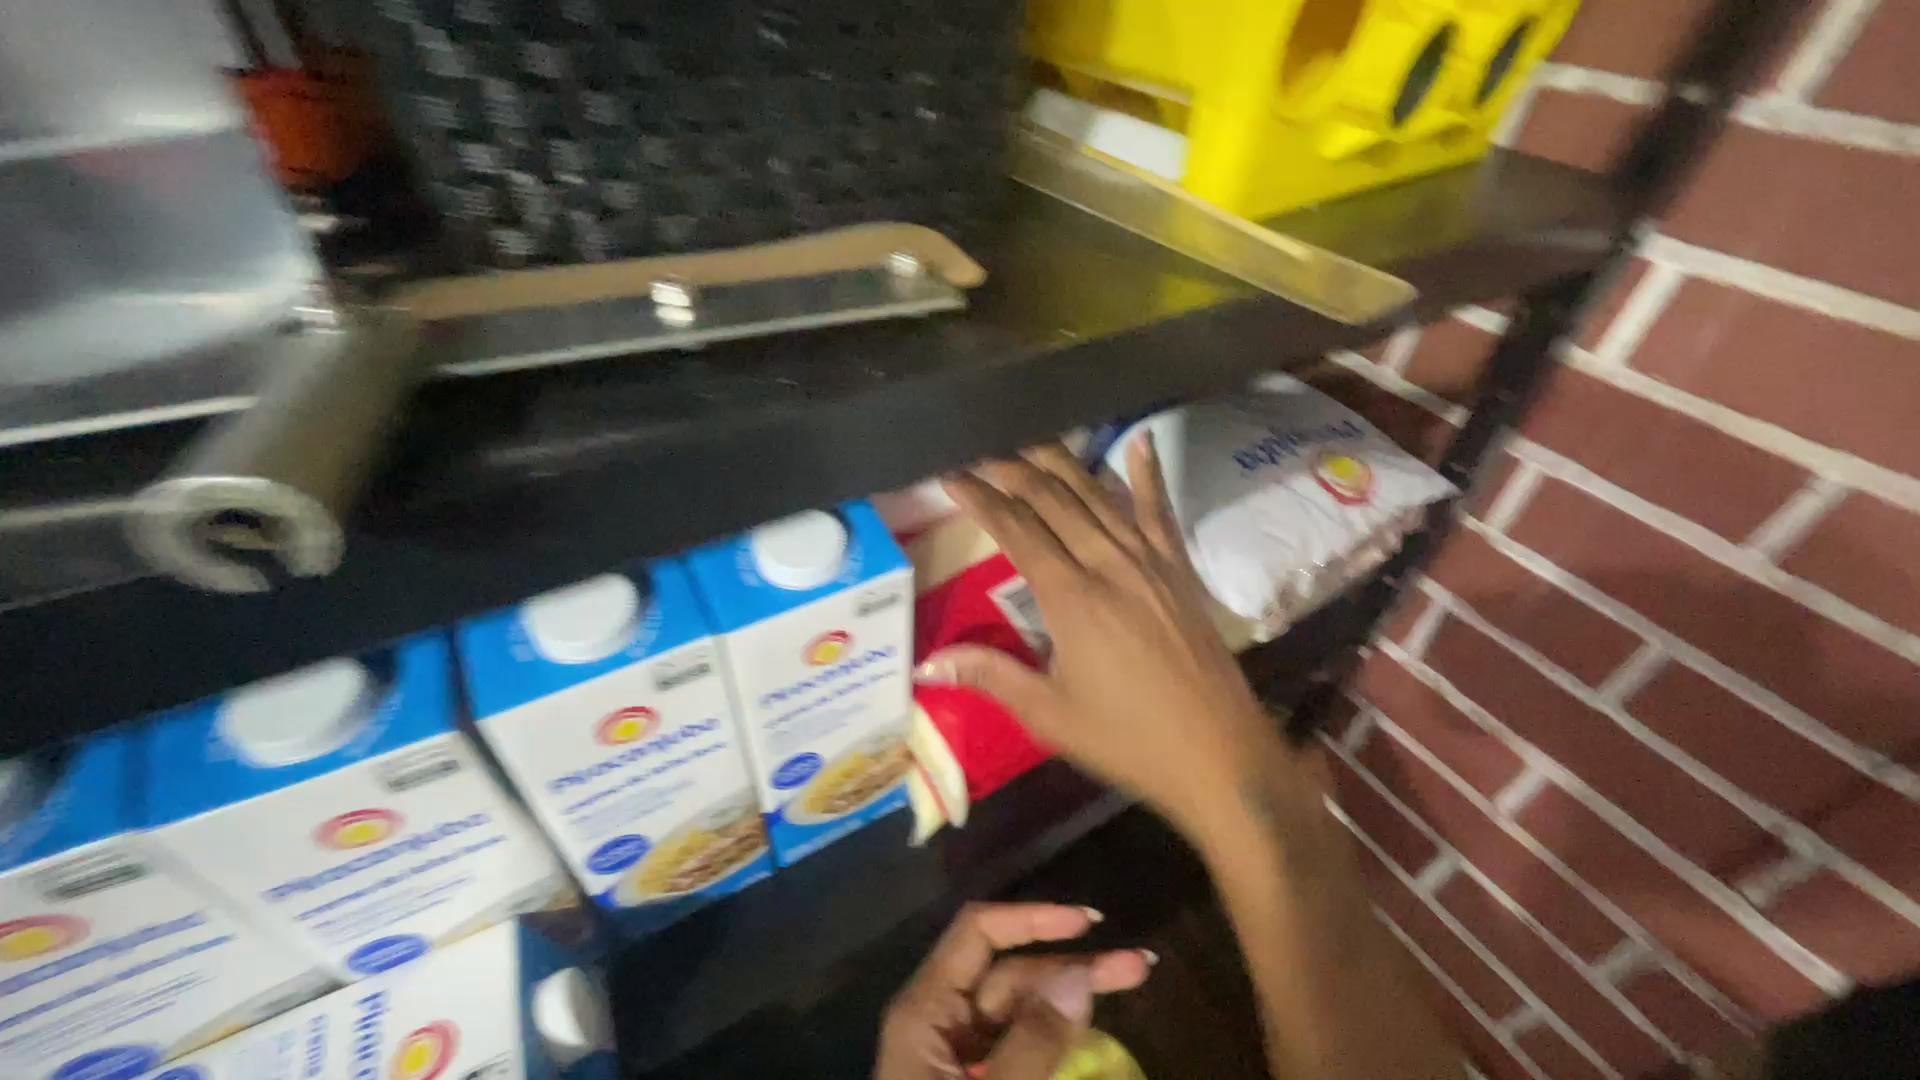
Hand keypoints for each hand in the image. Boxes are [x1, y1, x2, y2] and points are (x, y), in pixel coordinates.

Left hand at [875, 903, 1153, 1079]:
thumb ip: (1033, 1041)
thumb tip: (1077, 974)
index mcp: (927, 1009)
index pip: (979, 934)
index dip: (1032, 918)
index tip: (1089, 923)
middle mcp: (942, 1021)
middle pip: (1010, 972)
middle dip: (1072, 962)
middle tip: (1139, 964)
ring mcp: (960, 1057)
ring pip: (1022, 1009)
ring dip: (1073, 996)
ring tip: (1132, 982)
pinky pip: (1022, 1048)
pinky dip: (1058, 1037)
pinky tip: (1095, 1035)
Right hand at [921, 438, 1306, 835]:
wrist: (1217, 753)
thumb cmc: (1126, 738)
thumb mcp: (1048, 713)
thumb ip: (990, 675)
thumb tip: (927, 663)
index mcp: (1070, 596)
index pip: (1016, 529)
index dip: (981, 498)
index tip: (952, 475)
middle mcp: (1108, 563)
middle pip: (1053, 498)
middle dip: (1012, 469)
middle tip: (981, 450)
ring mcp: (1149, 561)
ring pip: (1098, 495)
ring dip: (1061, 463)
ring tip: (1030, 438)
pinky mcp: (1178, 570)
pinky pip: (1160, 511)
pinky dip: (1148, 474)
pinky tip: (1141, 440)